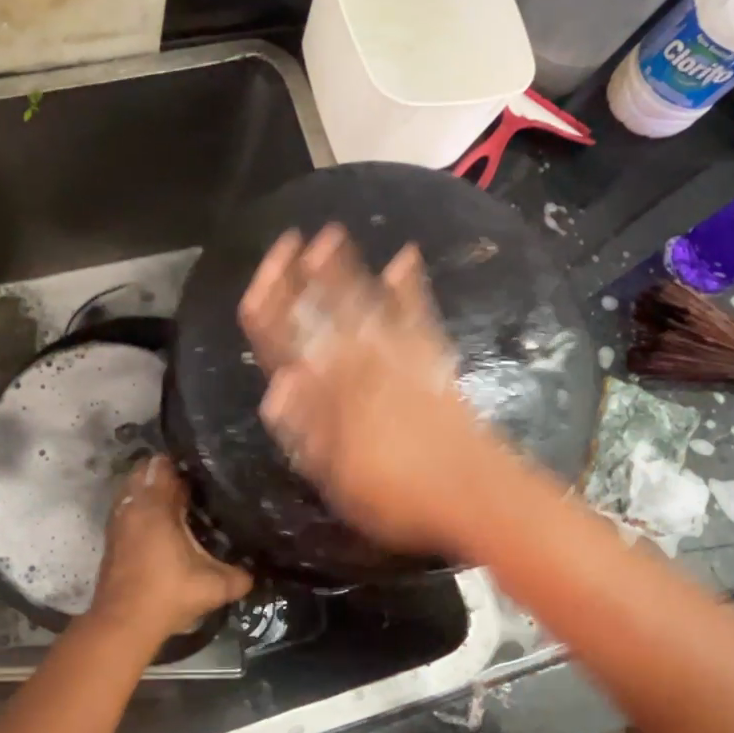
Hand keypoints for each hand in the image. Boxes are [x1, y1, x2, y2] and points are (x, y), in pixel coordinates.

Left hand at [88, 456, 252, 640]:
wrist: (122, 624)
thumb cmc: (167, 596)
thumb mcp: (213, 588)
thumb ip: (239, 577)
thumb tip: (255, 572)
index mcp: (156, 507)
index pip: (165, 467)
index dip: (185, 467)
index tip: (205, 474)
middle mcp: (133, 506)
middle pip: (145, 471)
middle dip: (167, 474)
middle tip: (194, 486)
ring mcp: (118, 521)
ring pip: (132, 488)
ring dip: (151, 490)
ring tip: (178, 502)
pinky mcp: (111, 537)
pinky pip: (127, 507)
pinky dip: (141, 507)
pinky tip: (161, 526)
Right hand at [237, 225, 506, 552]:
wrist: (475, 495)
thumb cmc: (398, 498)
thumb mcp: (338, 476)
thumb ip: (306, 428)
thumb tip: (275, 384)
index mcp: (330, 398)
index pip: (287, 346)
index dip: (270, 311)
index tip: (258, 281)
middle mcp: (360, 369)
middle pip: (323, 316)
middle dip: (302, 278)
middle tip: (288, 240)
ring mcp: (398, 360)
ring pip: (363, 306)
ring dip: (345, 270)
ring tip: (330, 235)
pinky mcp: (431, 359)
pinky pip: (416, 315)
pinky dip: (408, 286)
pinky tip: (403, 258)